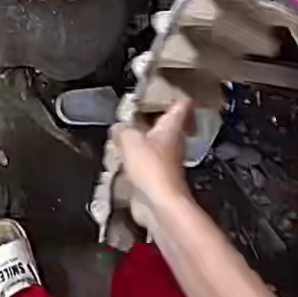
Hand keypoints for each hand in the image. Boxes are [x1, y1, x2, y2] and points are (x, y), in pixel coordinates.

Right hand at [113, 98, 197, 212]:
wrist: (159, 207)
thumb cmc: (153, 170)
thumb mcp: (129, 139)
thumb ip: (121, 130)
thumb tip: (118, 128)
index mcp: (170, 130)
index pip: (180, 107)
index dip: (174, 96)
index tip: (167, 89)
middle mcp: (171, 145)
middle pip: (165, 126)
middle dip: (152, 118)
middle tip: (139, 109)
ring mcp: (163, 163)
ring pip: (152, 145)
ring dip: (140, 139)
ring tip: (123, 132)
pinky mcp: (154, 180)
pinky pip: (142, 164)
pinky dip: (132, 160)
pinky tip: (121, 159)